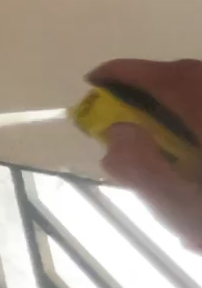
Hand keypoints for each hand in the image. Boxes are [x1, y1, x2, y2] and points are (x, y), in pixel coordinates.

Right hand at [87, 58, 201, 251]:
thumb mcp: (185, 214)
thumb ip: (139, 167)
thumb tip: (121, 131)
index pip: (169, 78)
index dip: (125, 73)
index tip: (96, 83)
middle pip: (198, 78)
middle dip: (158, 82)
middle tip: (128, 103)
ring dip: (189, 98)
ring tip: (168, 124)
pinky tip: (196, 138)